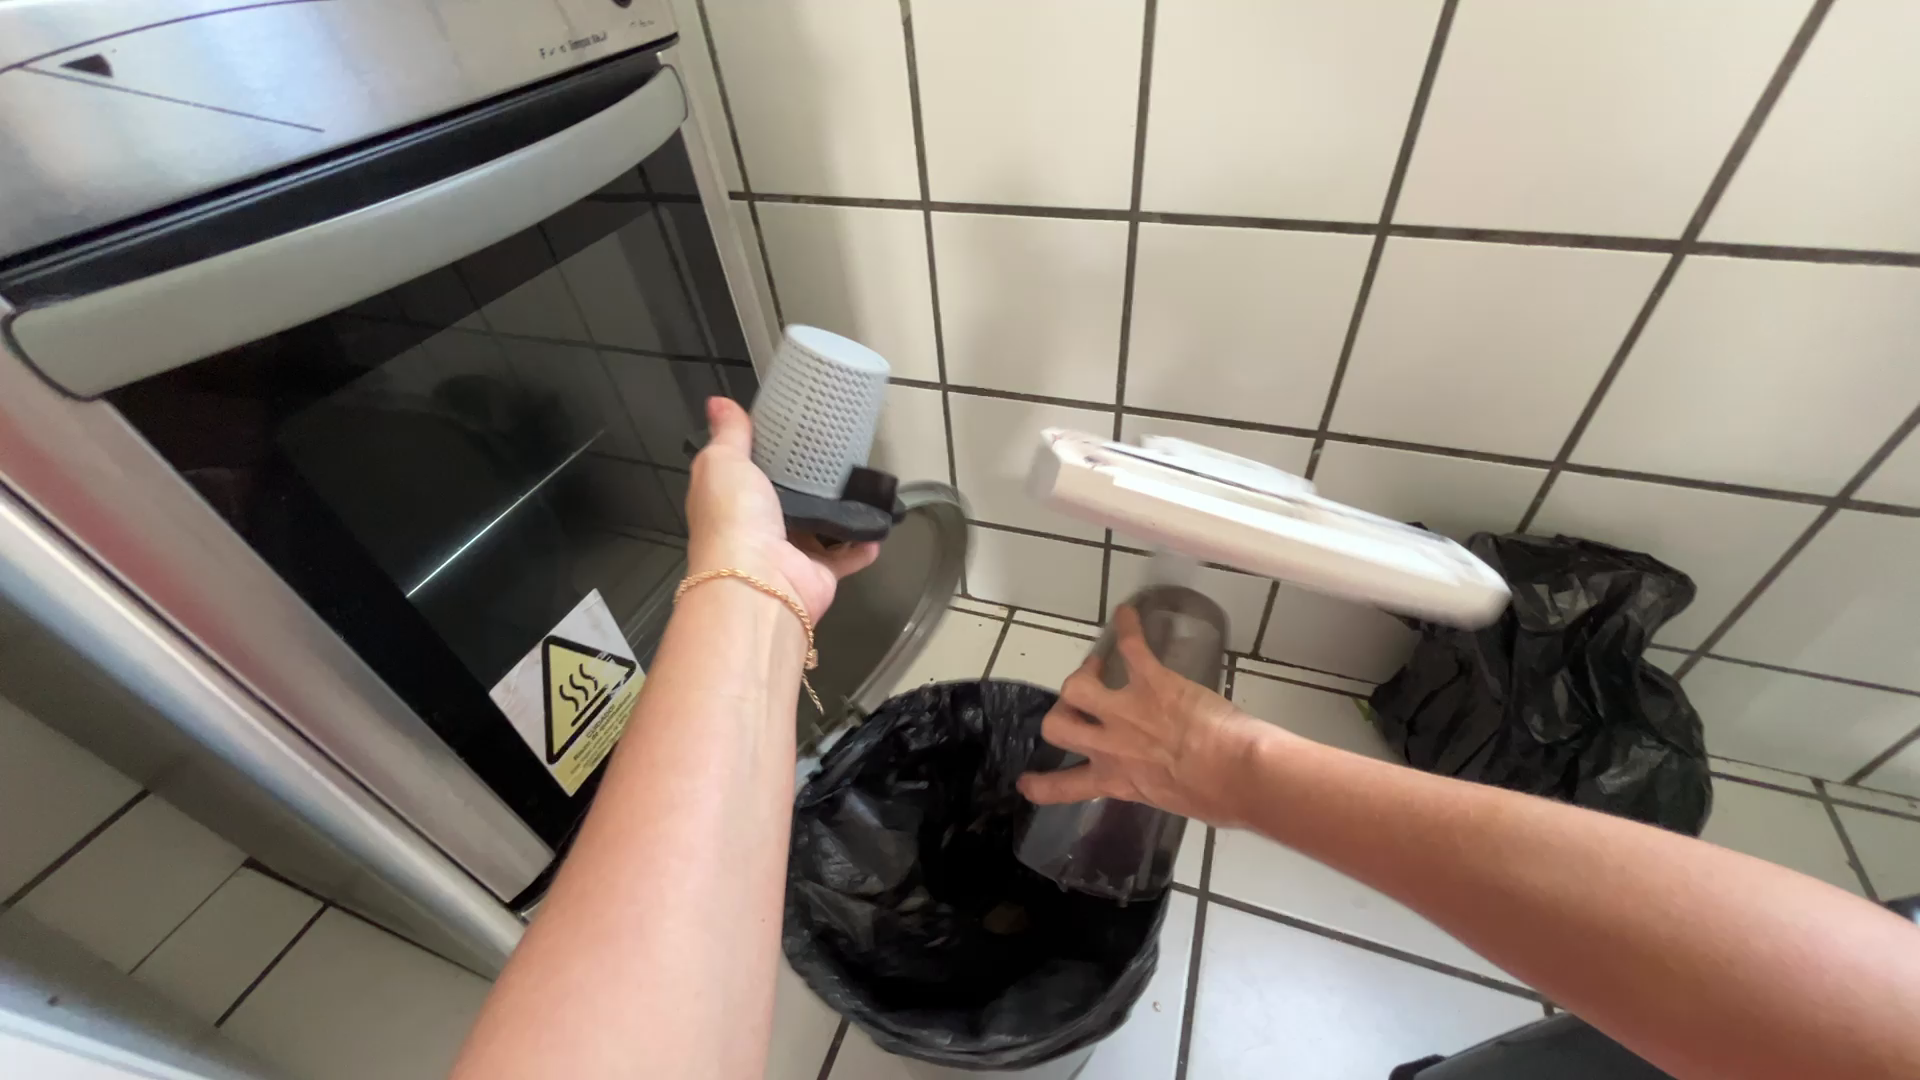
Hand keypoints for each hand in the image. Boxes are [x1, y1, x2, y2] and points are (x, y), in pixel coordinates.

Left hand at [684, 397, 879, 620]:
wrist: (758, 580)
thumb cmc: (734, 518)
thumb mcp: (723, 462)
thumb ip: (729, 434)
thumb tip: (718, 403)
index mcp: (732, 501)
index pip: (749, 474)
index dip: (766, 455)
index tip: (791, 434)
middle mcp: (760, 529)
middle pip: (789, 502)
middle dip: (809, 485)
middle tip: (836, 458)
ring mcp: (791, 553)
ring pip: (820, 530)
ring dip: (841, 515)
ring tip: (863, 488)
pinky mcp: (820, 573)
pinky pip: (847, 556)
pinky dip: (864, 544)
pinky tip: (877, 524)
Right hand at [1017, 605, 1266, 825]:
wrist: (1240, 774)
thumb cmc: (1219, 798)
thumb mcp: (1174, 799)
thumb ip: (1156, 783)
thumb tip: (1171, 778)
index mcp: (1118, 781)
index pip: (1067, 787)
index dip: (1042, 783)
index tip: (1025, 781)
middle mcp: (1110, 747)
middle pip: (1057, 725)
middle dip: (1061, 713)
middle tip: (1081, 705)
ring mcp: (1125, 711)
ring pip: (1076, 687)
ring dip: (1084, 675)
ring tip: (1097, 668)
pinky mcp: (1151, 682)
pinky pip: (1130, 648)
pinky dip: (1127, 627)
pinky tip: (1126, 613)